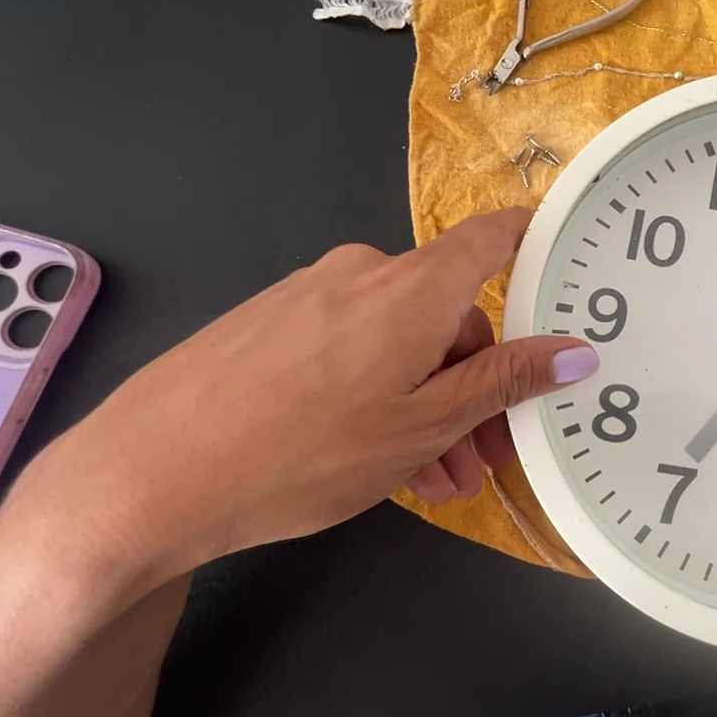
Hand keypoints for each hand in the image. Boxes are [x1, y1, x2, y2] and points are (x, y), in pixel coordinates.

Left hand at [13, 208, 598, 588]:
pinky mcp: (268, 321)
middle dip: (475, 383)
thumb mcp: (425, 426)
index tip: (565, 262)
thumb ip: (507, 381)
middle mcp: (365, 273)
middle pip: (448, 313)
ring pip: (399, 339)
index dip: (535, 240)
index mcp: (415, 287)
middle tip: (482, 454)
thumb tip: (577, 352)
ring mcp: (310, 294)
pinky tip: (371, 455)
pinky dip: (377, 390)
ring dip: (427, 400)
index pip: (493, 237)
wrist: (140, 479)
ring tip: (430, 477)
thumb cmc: (304, 451)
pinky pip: (349, 346)